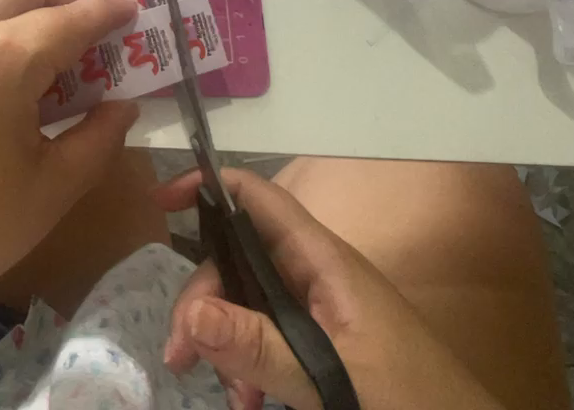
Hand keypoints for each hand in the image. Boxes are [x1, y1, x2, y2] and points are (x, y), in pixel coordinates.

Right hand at [156, 168, 504, 409]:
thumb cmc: (413, 401)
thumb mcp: (332, 379)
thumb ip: (262, 348)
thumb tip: (191, 313)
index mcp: (322, 260)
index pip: (257, 197)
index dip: (209, 185)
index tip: (160, 203)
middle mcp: (314, 273)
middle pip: (238, 259)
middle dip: (204, 301)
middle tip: (182, 358)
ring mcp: (318, 309)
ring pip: (248, 302)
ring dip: (225, 342)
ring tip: (232, 397)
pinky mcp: (322, 343)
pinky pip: (268, 336)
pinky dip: (249, 365)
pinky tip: (250, 401)